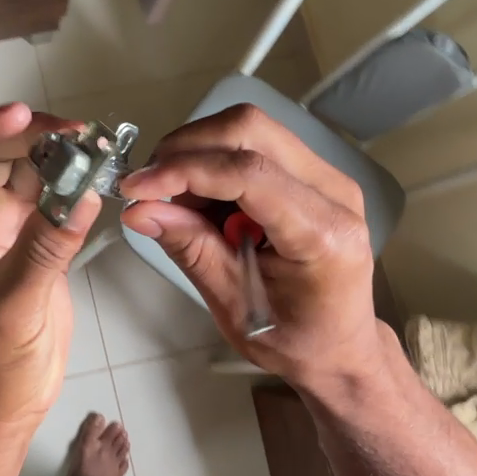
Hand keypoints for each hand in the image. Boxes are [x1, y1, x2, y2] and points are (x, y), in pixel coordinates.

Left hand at [0, 104, 100, 439]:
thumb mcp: (11, 306)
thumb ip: (46, 248)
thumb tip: (84, 195)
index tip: (24, 113)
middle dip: (29, 137)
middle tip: (77, 130)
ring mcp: (0, 232)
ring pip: (24, 176)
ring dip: (56, 157)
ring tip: (94, 145)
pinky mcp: (31, 247)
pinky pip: (50, 204)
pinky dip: (71, 188)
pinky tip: (95, 175)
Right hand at [117, 104, 380, 387]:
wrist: (342, 348)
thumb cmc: (294, 341)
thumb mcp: (233, 306)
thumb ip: (189, 249)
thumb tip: (138, 210)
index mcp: (324, 235)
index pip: (247, 174)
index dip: (183, 171)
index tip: (134, 188)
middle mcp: (334, 192)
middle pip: (249, 129)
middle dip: (186, 149)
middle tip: (150, 187)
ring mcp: (327, 176)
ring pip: (248, 128)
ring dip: (197, 154)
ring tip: (178, 203)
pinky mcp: (312, 173)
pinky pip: (254, 144)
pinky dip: (213, 163)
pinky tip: (203, 203)